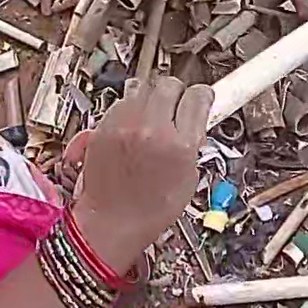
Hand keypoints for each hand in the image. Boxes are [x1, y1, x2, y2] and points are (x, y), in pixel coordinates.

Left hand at [71, 76, 213, 270]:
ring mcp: (124, 125)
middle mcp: (151, 129)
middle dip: (177, 94)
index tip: (201, 99)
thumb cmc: (149, 210)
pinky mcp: (104, 126)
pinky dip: (131, 109)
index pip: (198, 97)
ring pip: (143, 88)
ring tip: (153, 117)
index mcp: (179, 145)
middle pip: (170, 85)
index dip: (203, 97)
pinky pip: (122, 102)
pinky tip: (134, 126)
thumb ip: (193, 143)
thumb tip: (196, 121)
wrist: (111, 222)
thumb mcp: (189, 178)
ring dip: (152, 99)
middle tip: (177, 108)